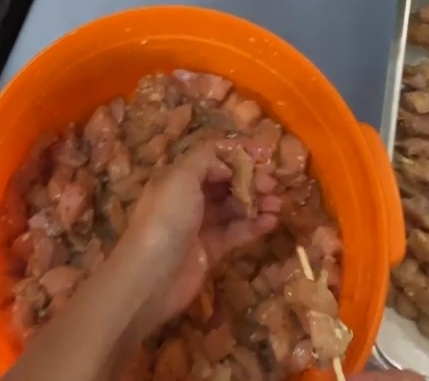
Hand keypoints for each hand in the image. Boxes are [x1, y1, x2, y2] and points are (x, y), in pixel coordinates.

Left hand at [111, 143, 276, 333]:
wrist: (151, 276)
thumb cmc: (166, 217)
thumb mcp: (182, 176)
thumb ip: (206, 158)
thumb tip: (228, 162)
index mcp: (180, 174)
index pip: (213, 155)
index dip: (239, 151)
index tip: (266, 153)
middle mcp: (190, 196)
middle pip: (226, 180)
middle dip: (250, 178)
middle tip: (272, 184)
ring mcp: (201, 223)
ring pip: (234, 206)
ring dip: (257, 201)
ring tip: (278, 204)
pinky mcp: (212, 249)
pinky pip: (237, 231)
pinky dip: (254, 225)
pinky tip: (271, 221)